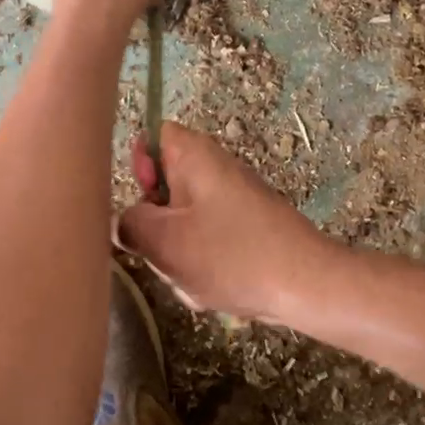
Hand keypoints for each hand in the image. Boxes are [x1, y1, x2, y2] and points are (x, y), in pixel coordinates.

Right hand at [116, 122, 331, 319]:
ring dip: (179, 255)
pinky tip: (215, 288)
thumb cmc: (231, 254)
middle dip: (157, 226)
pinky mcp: (244, 227)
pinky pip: (206, 242)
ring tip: (195, 278)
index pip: (152, 136)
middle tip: (166, 251)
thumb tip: (121, 221)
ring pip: (181, 223)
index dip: (138, 166)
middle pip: (163, 187)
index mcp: (194, 155)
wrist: (304, 282)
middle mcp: (214, 168)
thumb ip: (130, 225)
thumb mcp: (165, 242)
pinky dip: (203, 265)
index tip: (142, 200)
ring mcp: (231, 199)